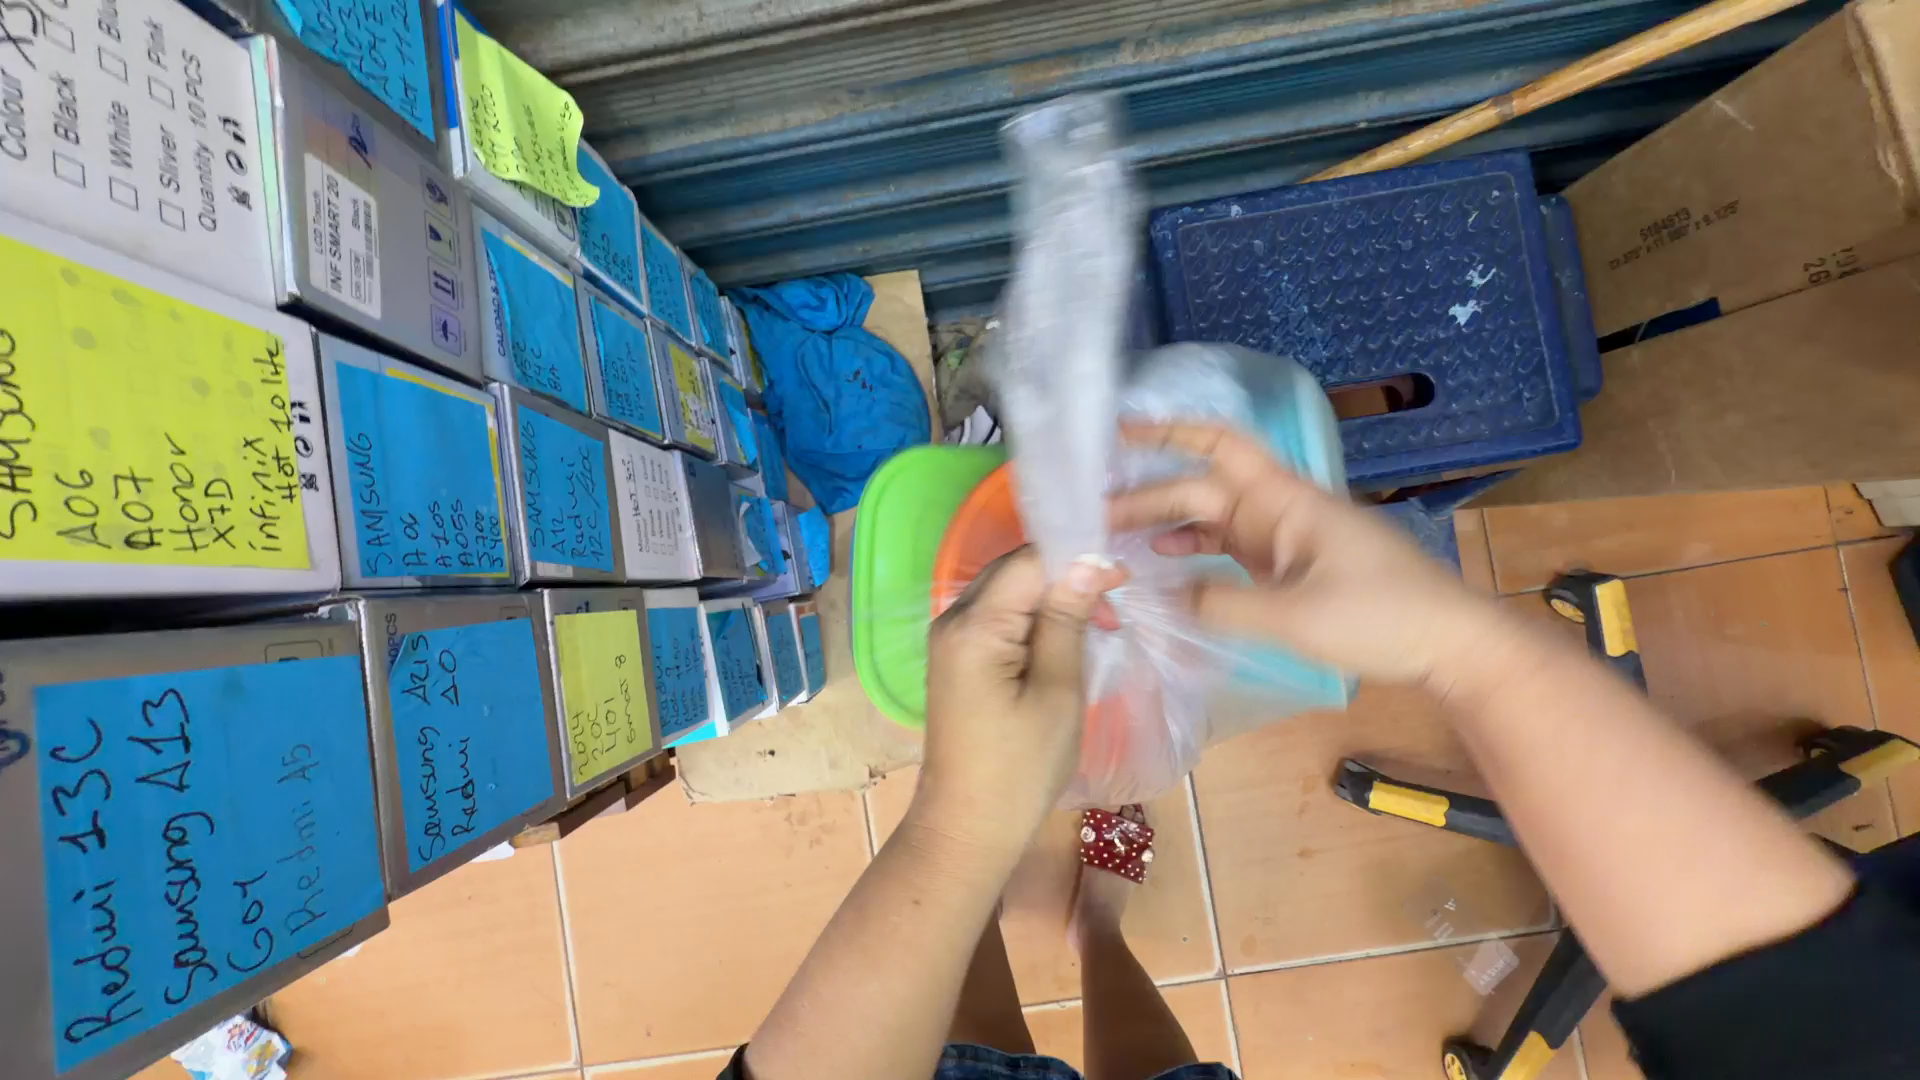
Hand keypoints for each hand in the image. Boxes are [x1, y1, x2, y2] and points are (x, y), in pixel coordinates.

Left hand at [914, 546, 1125, 849]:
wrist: (968, 827)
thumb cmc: (1020, 768)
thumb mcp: (1057, 692)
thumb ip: (1067, 621)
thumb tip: (1089, 563)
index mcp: (974, 626)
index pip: (1027, 562)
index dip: (1076, 560)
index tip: (1123, 577)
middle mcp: (952, 620)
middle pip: (1013, 573)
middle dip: (1066, 577)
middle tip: (1116, 602)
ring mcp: (950, 640)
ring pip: (1007, 595)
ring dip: (1052, 600)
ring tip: (1099, 624)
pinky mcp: (957, 660)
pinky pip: (998, 620)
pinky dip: (1033, 622)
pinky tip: (1066, 639)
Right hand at [1108, 421, 1515, 689]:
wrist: (1451, 645)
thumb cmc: (1383, 616)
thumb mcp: (1294, 615)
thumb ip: (1220, 603)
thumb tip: (1161, 595)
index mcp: (1285, 501)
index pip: (1220, 446)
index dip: (1169, 434)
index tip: (1119, 434)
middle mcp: (1278, 510)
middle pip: (1201, 490)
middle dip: (1146, 498)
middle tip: (1093, 518)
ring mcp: (1281, 539)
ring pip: (1209, 519)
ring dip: (1163, 525)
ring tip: (1114, 539)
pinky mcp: (1284, 567)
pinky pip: (1226, 550)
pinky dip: (1192, 553)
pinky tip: (1162, 563)